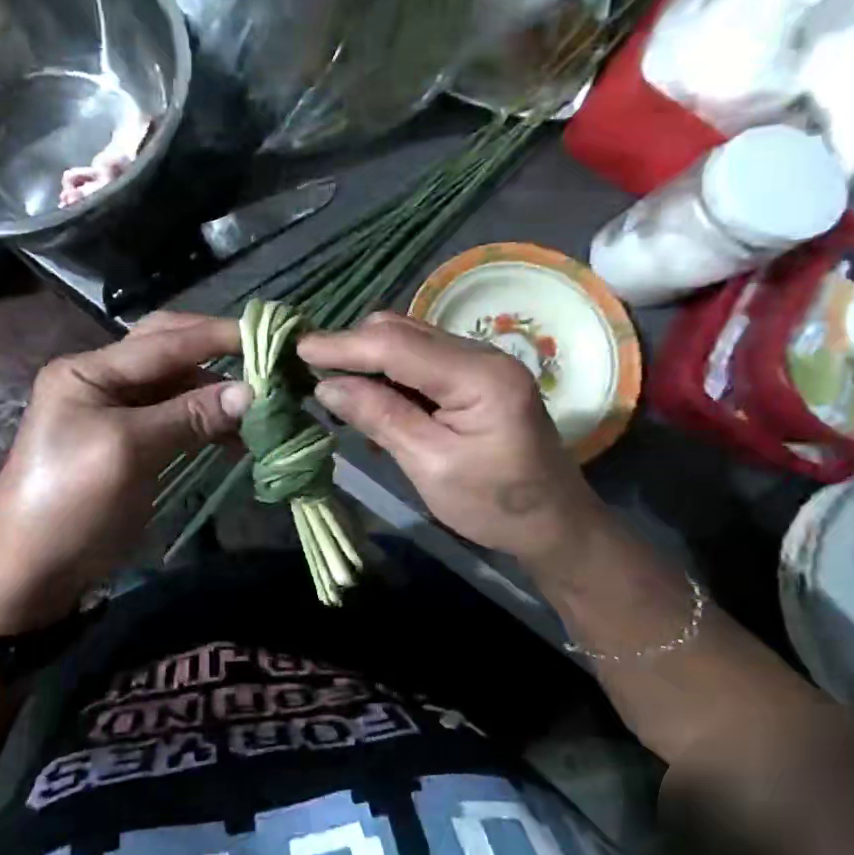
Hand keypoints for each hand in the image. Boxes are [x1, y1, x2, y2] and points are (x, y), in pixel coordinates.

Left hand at [0, 312, 249, 633]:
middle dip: (218, 351)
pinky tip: (240, 433)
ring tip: (265, 401)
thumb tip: (253, 392)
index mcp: (90, 370)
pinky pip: (179, 416)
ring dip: (220, 390)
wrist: (29, 575)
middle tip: (269, 359)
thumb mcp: (127, 453)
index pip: (165, 340)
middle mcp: (104, 379)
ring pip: (180, 384)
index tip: (271, 335)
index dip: (218, 336)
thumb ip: (188, 416)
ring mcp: (118, 410)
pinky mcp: (134, 441)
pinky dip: (210, 420)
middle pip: (170, 349)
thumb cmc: (69, 504)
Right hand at [297, 312, 598, 563]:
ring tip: (330, 380)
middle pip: (402, 331)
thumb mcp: (431, 467)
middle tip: (308, 369)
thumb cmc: (496, 506)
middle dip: (352, 346)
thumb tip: (326, 386)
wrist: (555, 523)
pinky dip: (388, 368)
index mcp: (479, 376)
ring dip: (368, 356)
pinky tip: (367, 390)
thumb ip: (380, 418)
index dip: (344, 346)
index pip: (397, 345)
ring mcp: (481, 360)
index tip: (298, 349)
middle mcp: (482, 354)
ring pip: (409, 339)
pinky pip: (421, 357)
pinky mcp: (476, 374)